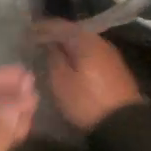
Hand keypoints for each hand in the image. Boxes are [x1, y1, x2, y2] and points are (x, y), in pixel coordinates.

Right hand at [30, 19, 144, 131]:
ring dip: (67, 45)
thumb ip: (53, 58)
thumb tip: (49, 44)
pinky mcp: (115, 68)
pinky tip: (70, 62)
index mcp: (85, 40)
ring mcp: (110, 54)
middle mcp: (100, 41)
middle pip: (74, 32)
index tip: (27, 31)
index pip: (60, 25)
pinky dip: (78, 54)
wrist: (124, 124)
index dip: (42, 27)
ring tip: (51, 51)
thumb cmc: (87, 101)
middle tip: (37, 40)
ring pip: (83, 43)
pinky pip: (92, 53)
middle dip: (55, 35)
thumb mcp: (62, 82)